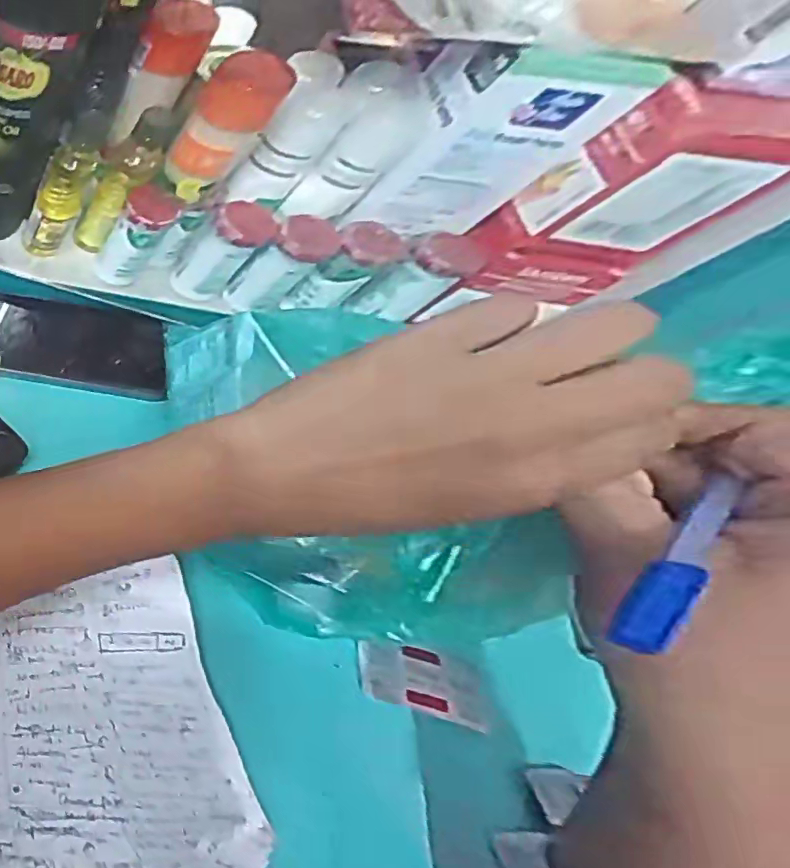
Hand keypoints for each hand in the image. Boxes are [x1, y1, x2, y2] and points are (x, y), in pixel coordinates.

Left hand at [206, 296, 693, 537]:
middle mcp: (532, 427)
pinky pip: (515, 307)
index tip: (585, 417)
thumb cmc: (342, 502)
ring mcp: (489, 374)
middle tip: (561, 380)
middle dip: (624, 373)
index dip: (626, 421)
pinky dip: (499, 321)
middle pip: (660, 375)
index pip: (651, 436)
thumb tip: (571, 428)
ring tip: (518, 354)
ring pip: (617, 323)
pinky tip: (458, 342)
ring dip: (580, 336)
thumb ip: (524, 471)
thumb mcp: (449, 505)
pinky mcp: (438, 336)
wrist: (262, 471)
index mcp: (530, 483)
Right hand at [559, 406, 789, 739]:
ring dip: (654, 513)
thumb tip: (564, 440)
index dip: (655, 435)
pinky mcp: (784, 583)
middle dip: (652, 479)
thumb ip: (597, 488)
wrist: (725, 752)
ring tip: (610, 548)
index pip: (747, 425)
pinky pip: (729, 533)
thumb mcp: (627, 558)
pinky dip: (674, 540)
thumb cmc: (689, 650)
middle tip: (584, 507)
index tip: (579, 459)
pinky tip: (639, 570)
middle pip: (735, 461)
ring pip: (723, 498)